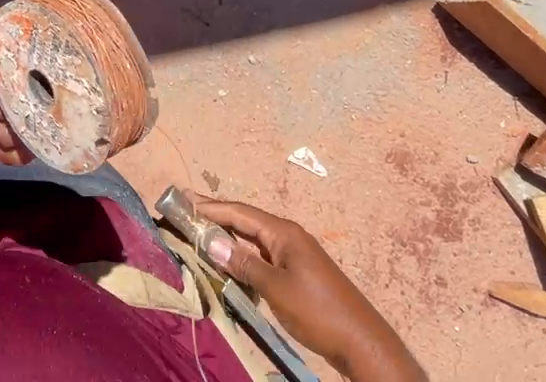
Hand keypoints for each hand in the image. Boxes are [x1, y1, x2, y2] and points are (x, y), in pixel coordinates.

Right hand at [195, 198, 426, 381]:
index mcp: (283, 233)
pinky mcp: (296, 274)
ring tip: (199, 235)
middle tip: (185, 215)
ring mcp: (294, 256)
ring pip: (252, 239)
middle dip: (215, 217)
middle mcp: (288, 237)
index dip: (210, 207)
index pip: (239, 212)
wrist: (363, 344)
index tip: (182, 201)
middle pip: (245, 221)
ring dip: (227, 237)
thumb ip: (242, 263)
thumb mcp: (275, 288)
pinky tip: (228, 262)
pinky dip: (241, 255)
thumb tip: (211, 241)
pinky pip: (261, 256)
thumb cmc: (318, 311)